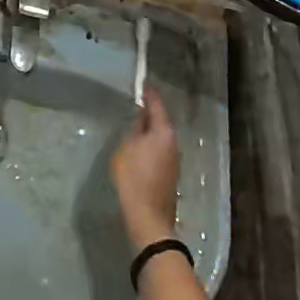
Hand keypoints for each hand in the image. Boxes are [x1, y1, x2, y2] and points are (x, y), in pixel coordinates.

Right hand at [112, 85, 179, 248]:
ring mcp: (173, 158)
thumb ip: (134, 128)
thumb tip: (140, 116)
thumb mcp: (126, 148)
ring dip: (149, 128)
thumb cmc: (134, 178)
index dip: (149, 93)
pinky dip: (150, 141)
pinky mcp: (169, 172)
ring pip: (160, 135)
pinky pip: (159, 148)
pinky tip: (138, 145)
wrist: (148, 217)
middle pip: (160, 120)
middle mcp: (172, 142)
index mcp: (163, 132)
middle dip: (149, 111)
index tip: (142, 82)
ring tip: (134, 122)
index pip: (157, 105)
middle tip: (136, 101)